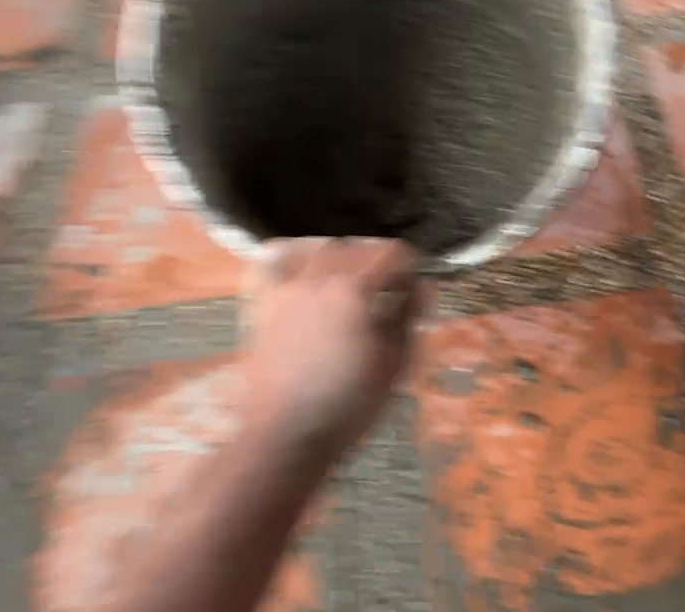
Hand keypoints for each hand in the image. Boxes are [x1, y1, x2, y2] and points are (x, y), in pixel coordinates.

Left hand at [243, 237, 422, 458]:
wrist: (287, 437)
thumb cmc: (350, 405)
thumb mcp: (396, 363)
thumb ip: (410, 314)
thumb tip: (419, 285)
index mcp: (355, 290)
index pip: (391, 252)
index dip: (410, 265)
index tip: (414, 286)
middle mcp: (320, 279)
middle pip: (358, 247)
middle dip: (380, 261)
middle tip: (391, 288)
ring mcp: (288, 290)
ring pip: (322, 250)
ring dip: (345, 259)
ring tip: (354, 284)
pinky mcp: (265, 306)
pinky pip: (279, 263)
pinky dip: (297, 259)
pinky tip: (309, 276)